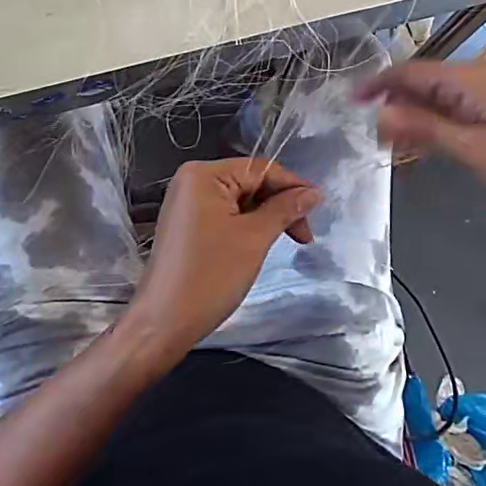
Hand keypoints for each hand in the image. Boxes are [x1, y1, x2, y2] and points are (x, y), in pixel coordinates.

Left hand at [124, 158, 320, 352]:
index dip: (292, 186)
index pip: (259, 168)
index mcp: (202, 173)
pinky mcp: (186, 222)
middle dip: (279, 204)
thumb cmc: (211, 274)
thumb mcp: (254, 238)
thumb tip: (312, 192)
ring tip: (287, 241)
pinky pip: (224, 213)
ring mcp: (186, 201)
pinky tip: (260, 243)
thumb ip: (284, 209)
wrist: (166, 317)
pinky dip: (246, 225)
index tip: (319, 209)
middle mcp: (191, 179)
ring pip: (239, 199)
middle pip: (249, 181)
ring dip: (266, 216)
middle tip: (304, 236)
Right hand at [357, 60, 485, 224]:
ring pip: (435, 99)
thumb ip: (423, 129)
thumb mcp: (474, 150)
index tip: (351, 102)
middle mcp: (477, 80)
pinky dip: (431, 124)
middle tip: (371, 134)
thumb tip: (377, 114)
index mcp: (470, 80)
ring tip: (391, 146)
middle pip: (420, 83)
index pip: (409, 72)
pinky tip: (422, 146)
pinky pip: (452, 111)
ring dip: (410, 118)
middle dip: (391, 104)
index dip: (377, 84)